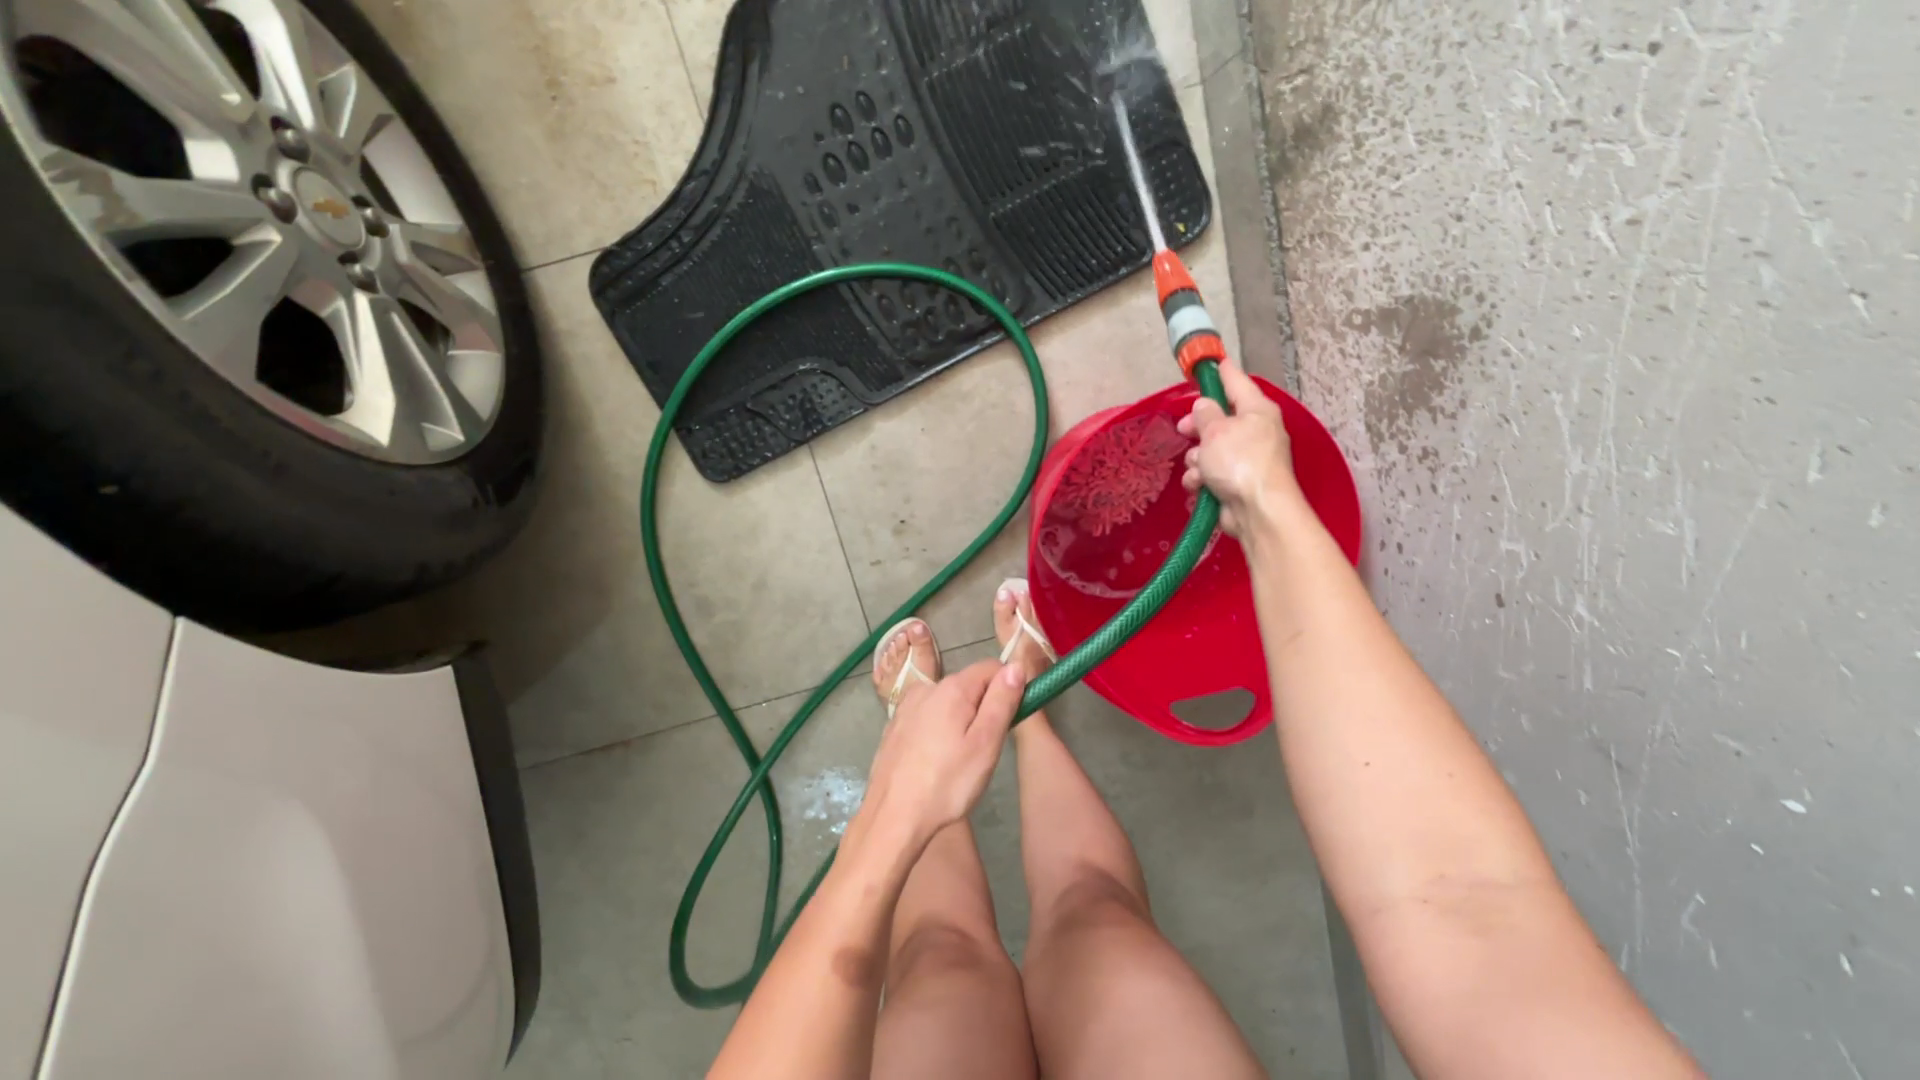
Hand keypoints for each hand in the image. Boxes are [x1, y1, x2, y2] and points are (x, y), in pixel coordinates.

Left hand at [855, 660, 1025, 849]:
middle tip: (986, 749)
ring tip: (960, 760)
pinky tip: (937, 762)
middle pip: (970, 684)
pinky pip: (929, 717)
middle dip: (984, 708)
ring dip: (962, 721)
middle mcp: (926, 688)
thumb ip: (1002, 701)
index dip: (1009, 688)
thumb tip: (1016, 666)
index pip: (992, 668)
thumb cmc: (947, 783)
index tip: (1012, 720)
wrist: (893, 817)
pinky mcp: (895, 726)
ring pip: (949, 702)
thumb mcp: (985, 743)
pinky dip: (940, 731)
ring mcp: (907, 707)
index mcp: (952, 688)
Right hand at [1177, 358, 1299, 538]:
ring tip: (1197, 470)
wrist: (1257, 509)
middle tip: (1183, 429)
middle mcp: (1256, 431)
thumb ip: (1205, 414)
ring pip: (1211, 449)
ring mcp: (1247, 459)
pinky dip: (1202, 479)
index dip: (1221, 372)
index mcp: (1257, 410)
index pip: (1237, 381)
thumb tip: (1204, 407)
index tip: (1211, 362)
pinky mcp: (1238, 483)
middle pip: (1219, 419)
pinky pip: (1213, 473)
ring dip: (1197, 459)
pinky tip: (1198, 486)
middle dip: (1197, 427)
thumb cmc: (1238, 461)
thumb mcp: (1215, 430)